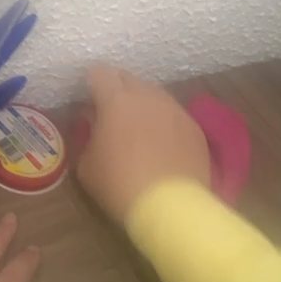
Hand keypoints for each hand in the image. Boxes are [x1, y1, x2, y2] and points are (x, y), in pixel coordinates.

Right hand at [76, 65, 210, 223]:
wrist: (171, 208)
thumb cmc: (119, 185)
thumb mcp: (86, 165)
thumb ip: (88, 135)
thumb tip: (95, 123)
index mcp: (115, 99)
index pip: (99, 73)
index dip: (91, 83)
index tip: (89, 99)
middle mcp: (146, 95)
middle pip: (128, 78)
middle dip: (116, 89)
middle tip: (111, 112)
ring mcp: (174, 109)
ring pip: (153, 94)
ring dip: (142, 104)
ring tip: (138, 129)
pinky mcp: (194, 127)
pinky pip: (173, 115)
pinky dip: (164, 122)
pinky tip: (162, 145)